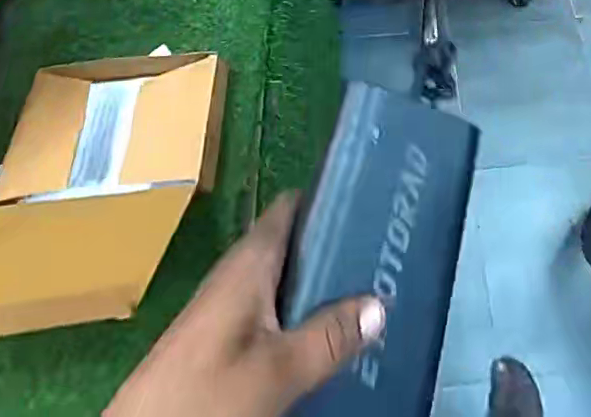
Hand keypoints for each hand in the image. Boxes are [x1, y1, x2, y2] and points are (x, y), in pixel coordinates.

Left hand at [108, 193, 384, 416]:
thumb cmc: (209, 389)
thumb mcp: (278, 369)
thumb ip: (328, 336)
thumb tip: (380, 303)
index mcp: (250, 259)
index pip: (291, 205)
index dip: (327, 200)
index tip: (369, 207)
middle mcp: (240, 268)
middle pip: (293, 241)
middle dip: (333, 248)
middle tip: (381, 260)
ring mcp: (231, 298)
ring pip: (285, 276)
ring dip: (320, 283)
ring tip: (368, 294)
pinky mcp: (226, 328)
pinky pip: (274, 304)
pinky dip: (302, 310)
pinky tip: (328, 334)